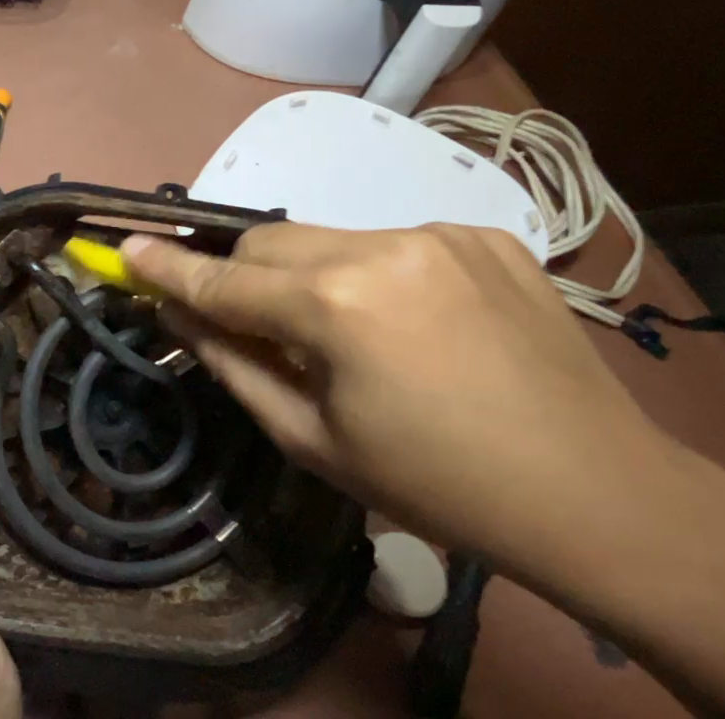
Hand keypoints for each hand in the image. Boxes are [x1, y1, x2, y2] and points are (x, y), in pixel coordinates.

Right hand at [121, 223, 674, 565]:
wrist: (599, 492)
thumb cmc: (435, 484)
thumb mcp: (310, 438)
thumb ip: (231, 362)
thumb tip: (177, 312)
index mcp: (338, 305)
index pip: (225, 278)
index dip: (168, 267)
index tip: (126, 250)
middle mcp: (384, 247)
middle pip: (269, 241)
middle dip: (241, 275)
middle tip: (243, 322)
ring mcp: (440, 234)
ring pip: (326, 238)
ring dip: (306, 276)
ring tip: (340, 333)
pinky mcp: (483, 235)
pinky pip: (388, 242)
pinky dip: (369, 274)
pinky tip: (405, 323)